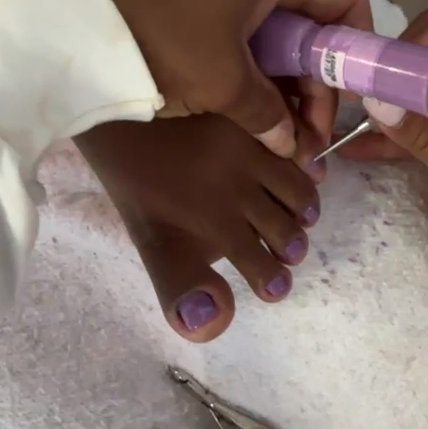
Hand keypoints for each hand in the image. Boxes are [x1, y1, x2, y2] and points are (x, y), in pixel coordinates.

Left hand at [57, 0, 369, 158]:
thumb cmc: (154, 34)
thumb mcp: (220, 84)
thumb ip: (268, 116)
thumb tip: (291, 144)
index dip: (351, 54)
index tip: (333, 105)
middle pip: (311, 2)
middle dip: (311, 71)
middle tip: (298, 127)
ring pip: (271, 2)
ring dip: (277, 62)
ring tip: (266, 114)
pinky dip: (244, 39)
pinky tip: (232, 80)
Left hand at [78, 116, 321, 339]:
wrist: (122, 104)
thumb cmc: (137, 181)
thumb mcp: (154, 242)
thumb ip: (181, 287)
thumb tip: (211, 325)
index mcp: (212, 228)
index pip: (262, 267)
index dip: (272, 280)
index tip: (274, 286)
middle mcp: (236, 193)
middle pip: (287, 234)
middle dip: (290, 249)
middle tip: (287, 251)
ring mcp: (249, 154)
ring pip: (299, 195)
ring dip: (302, 212)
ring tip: (296, 218)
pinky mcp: (255, 120)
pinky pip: (299, 151)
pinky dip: (305, 170)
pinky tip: (299, 174)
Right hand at [341, 9, 427, 273]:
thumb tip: (375, 96)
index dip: (413, 49)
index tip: (372, 77)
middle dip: (396, 75)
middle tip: (352, 95)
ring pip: (427, 87)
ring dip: (390, 103)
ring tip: (343, 116)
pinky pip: (426, 120)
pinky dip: (397, 131)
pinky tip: (355, 145)